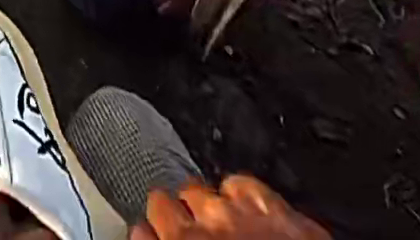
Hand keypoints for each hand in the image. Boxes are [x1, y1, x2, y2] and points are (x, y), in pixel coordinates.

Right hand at [131, 177, 329, 239]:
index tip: (158, 237)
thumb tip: (141, 234)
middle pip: (169, 199)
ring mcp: (242, 214)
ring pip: (204, 190)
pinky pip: (244, 185)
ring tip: (219, 231)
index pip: (151, 215)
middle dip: (178, 218)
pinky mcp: (278, 212)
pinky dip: (240, 197)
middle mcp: (206, 223)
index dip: (154, 229)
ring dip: (207, 209)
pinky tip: (244, 214)